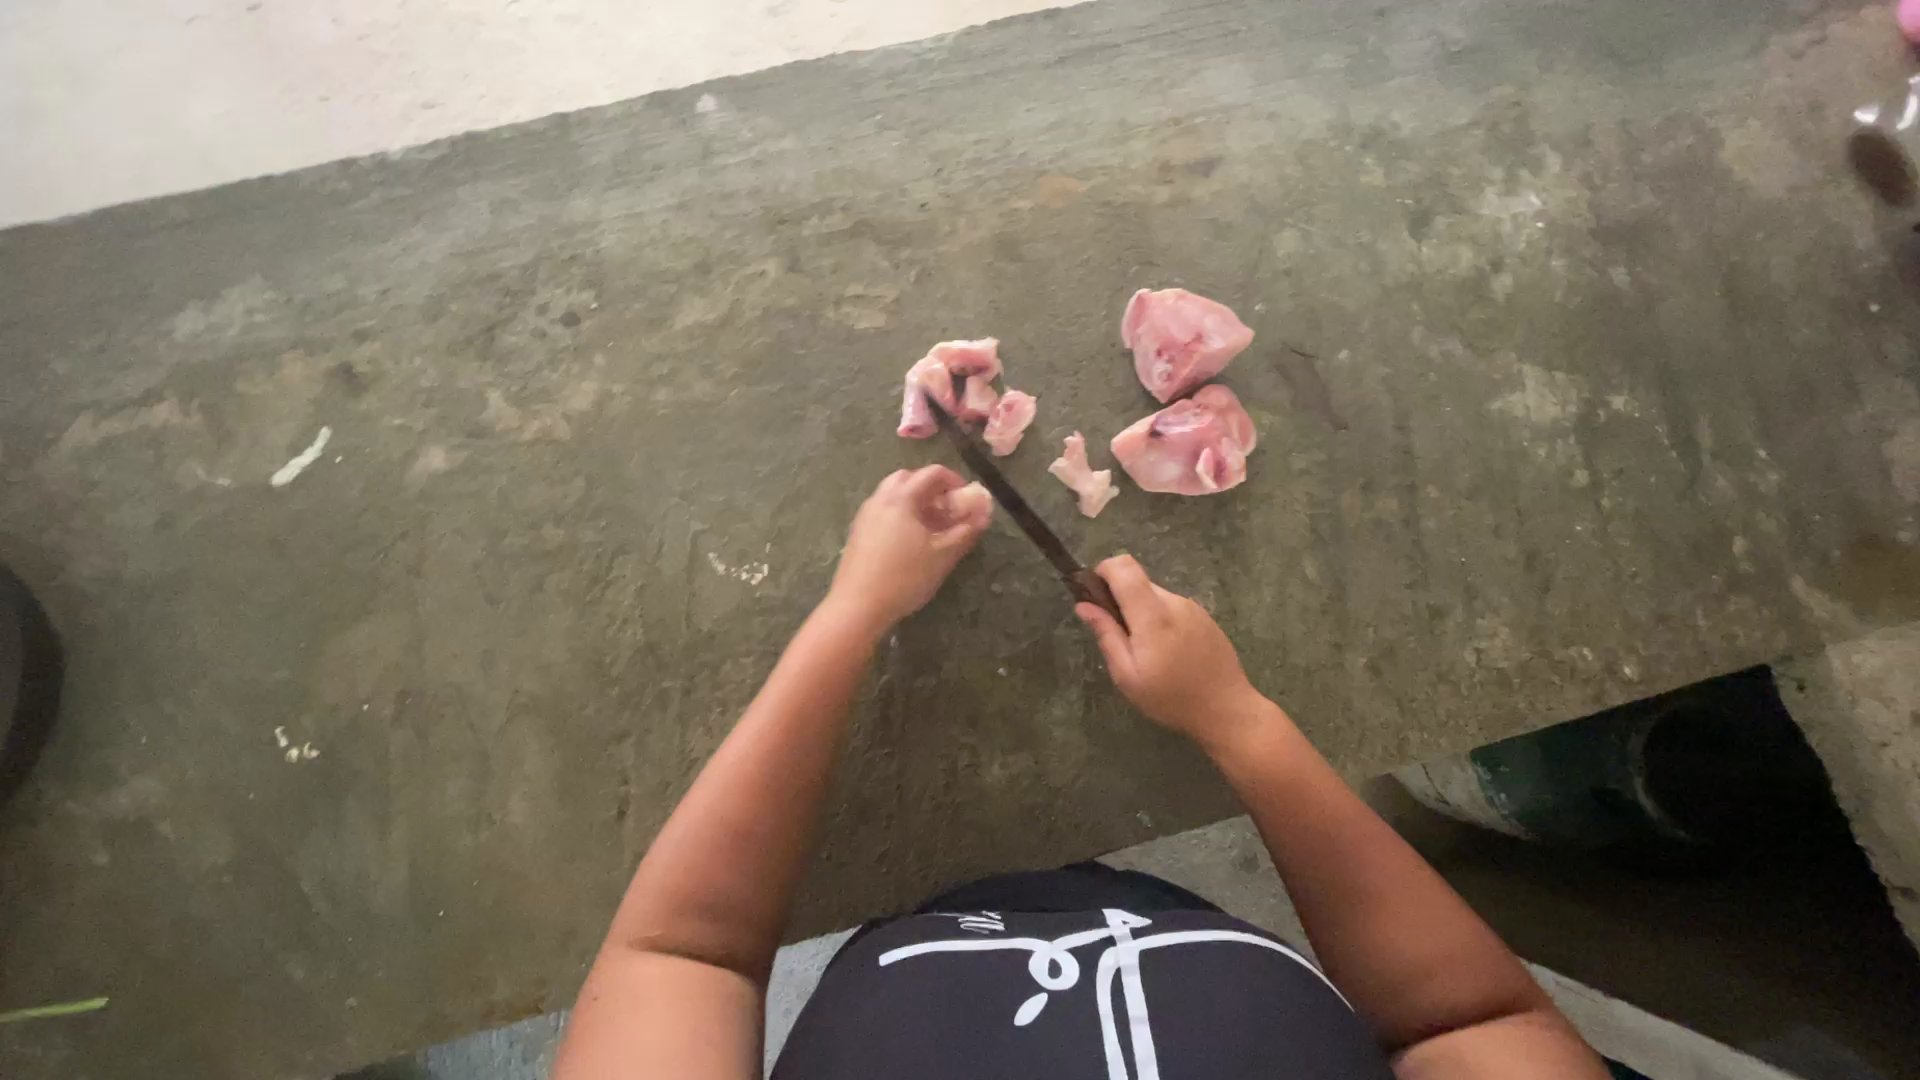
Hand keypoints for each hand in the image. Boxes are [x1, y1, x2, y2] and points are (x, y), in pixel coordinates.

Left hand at [827, 466, 991, 631]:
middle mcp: (880, 499)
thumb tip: (985, 509)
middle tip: (948, 509)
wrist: (857, 606)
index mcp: (901, 498)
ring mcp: (865, 515)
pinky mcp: (858, 532)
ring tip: (931, 526)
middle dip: (932, 488)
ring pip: (893, 494)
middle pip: (909, 478)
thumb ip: (967, 529)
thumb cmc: (905, 577)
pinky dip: (901, 513)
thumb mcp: (943, 555)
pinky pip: (883, 510)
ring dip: (915, 501)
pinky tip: (910, 540)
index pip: (932, 473)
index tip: (968, 499)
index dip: (955, 481)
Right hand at [1076, 555, 1270, 747]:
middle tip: (1118, 636)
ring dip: (1141, 612)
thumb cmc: (1170, 698)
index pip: (1124, 567)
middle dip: (1120, 599)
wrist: (1226, 709)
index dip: (1104, 570)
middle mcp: (1174, 602)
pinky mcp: (1204, 616)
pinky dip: (1159, 619)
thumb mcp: (1127, 675)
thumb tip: (1084, 605)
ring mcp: (1192, 607)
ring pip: (1154, 595)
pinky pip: (1171, 607)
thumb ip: (1106, 635)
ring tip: (1145, 650)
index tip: (1094, 595)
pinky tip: (1167, 651)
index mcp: (1152, 615)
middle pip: (1138, 581)